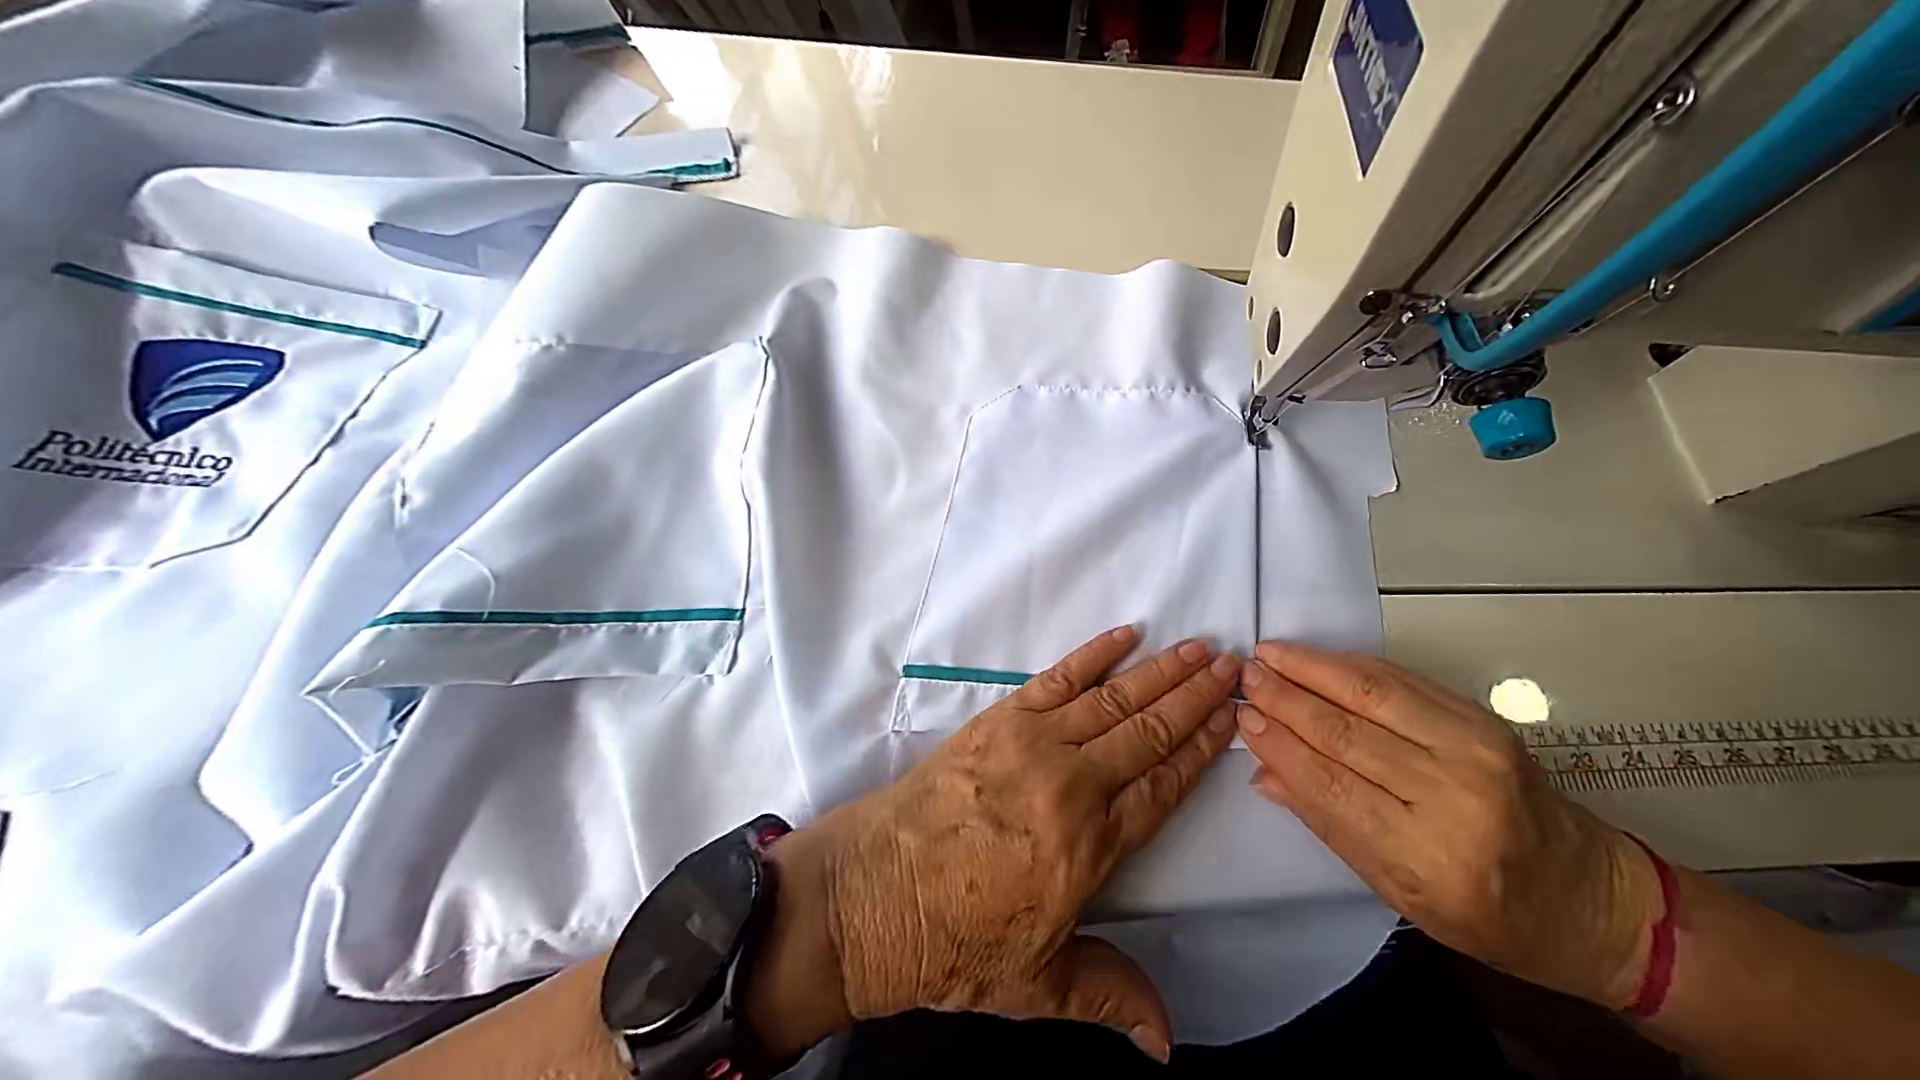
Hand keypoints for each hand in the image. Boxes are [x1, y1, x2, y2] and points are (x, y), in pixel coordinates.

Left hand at [745, 626, 1241, 1061]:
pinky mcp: (996, 722)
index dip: (1202, 751)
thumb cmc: (955, 943)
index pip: (1164, 787)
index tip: (1232, 720)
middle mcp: (1070, 785)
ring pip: (1112, 700)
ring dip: (1160, 672)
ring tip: (1199, 648)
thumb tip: (1167, 1041)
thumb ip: (1110, 996)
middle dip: (1196, 698)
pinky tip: (1124, 636)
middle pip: (1148, 733)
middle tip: (1233, 667)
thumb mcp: (1039, 985)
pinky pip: (1056, 679)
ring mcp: (1031, 745)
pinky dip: (1093, 655)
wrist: (871, 894)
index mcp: (1091, 846)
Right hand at [1233, 641, 1661, 1008]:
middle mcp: (1455, 798)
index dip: (1279, 745)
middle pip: (1347, 733)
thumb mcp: (1398, 892)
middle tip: (1246, 675)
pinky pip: (1407, 684)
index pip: (1330, 784)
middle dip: (1287, 698)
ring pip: (1374, 696)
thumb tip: (1264, 771)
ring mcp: (1479, 752)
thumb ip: (1328, 823)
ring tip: (1269, 654)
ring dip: (1313, 669)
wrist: (1592, 899)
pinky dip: (1354, 666)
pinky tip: (1320, 658)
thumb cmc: (1488, 915)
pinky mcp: (1488, 723)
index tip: (1241, 716)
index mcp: (1429, 858)